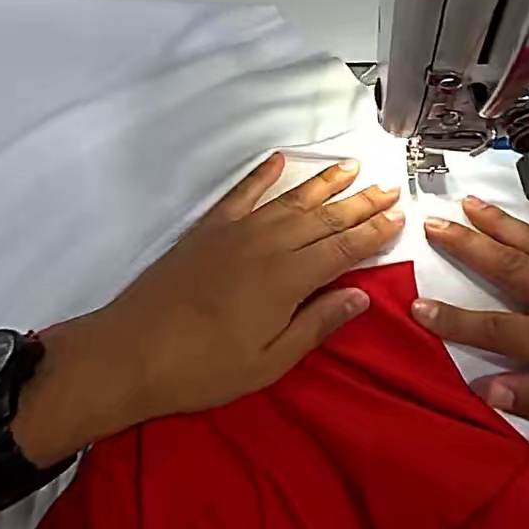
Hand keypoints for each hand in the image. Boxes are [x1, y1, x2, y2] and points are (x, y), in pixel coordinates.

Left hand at [15, 155, 402, 463]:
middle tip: (389, 188)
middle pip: (325, 218)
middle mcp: (268, 245)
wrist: (130, 352)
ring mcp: (237, 231)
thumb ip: (317, 324)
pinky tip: (278, 160)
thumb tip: (360, 297)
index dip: (374, 232)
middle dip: (361, 202)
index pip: (344, 248)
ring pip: (292, 199)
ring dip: (325, 183)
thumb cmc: (204, 367)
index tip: (398, 216)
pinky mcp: (209, 228)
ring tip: (351, 167)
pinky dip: (262, 175)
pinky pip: (242, 192)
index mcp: (288, 278)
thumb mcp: (269, 362)